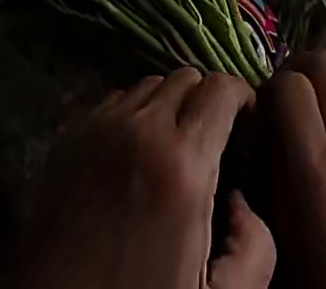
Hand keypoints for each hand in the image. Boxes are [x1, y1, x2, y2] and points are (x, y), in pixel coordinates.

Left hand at [17, 68, 274, 288]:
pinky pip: (114, 101)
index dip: (241, 97)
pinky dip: (132, 115)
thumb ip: (256, 248)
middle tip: (208, 137)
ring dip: (167, 105)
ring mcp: (100, 127)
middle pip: (186, 78)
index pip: (221, 88)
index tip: (246, 119)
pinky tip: (133, 152)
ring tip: (169, 144)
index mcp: (183, 165)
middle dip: (204, 100)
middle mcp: (141, 130)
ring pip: (149, 85)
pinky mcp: (69, 136)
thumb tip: (242, 200)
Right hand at [263, 52, 325, 288]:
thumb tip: (260, 116)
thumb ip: (269, 164)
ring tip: (312, 127)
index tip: (262, 107)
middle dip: (299, 69)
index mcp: (316, 169)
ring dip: (324, 94)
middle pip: (325, 63)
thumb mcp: (279, 225)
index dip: (272, 86)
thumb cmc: (323, 278)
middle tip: (285, 96)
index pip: (291, 85)